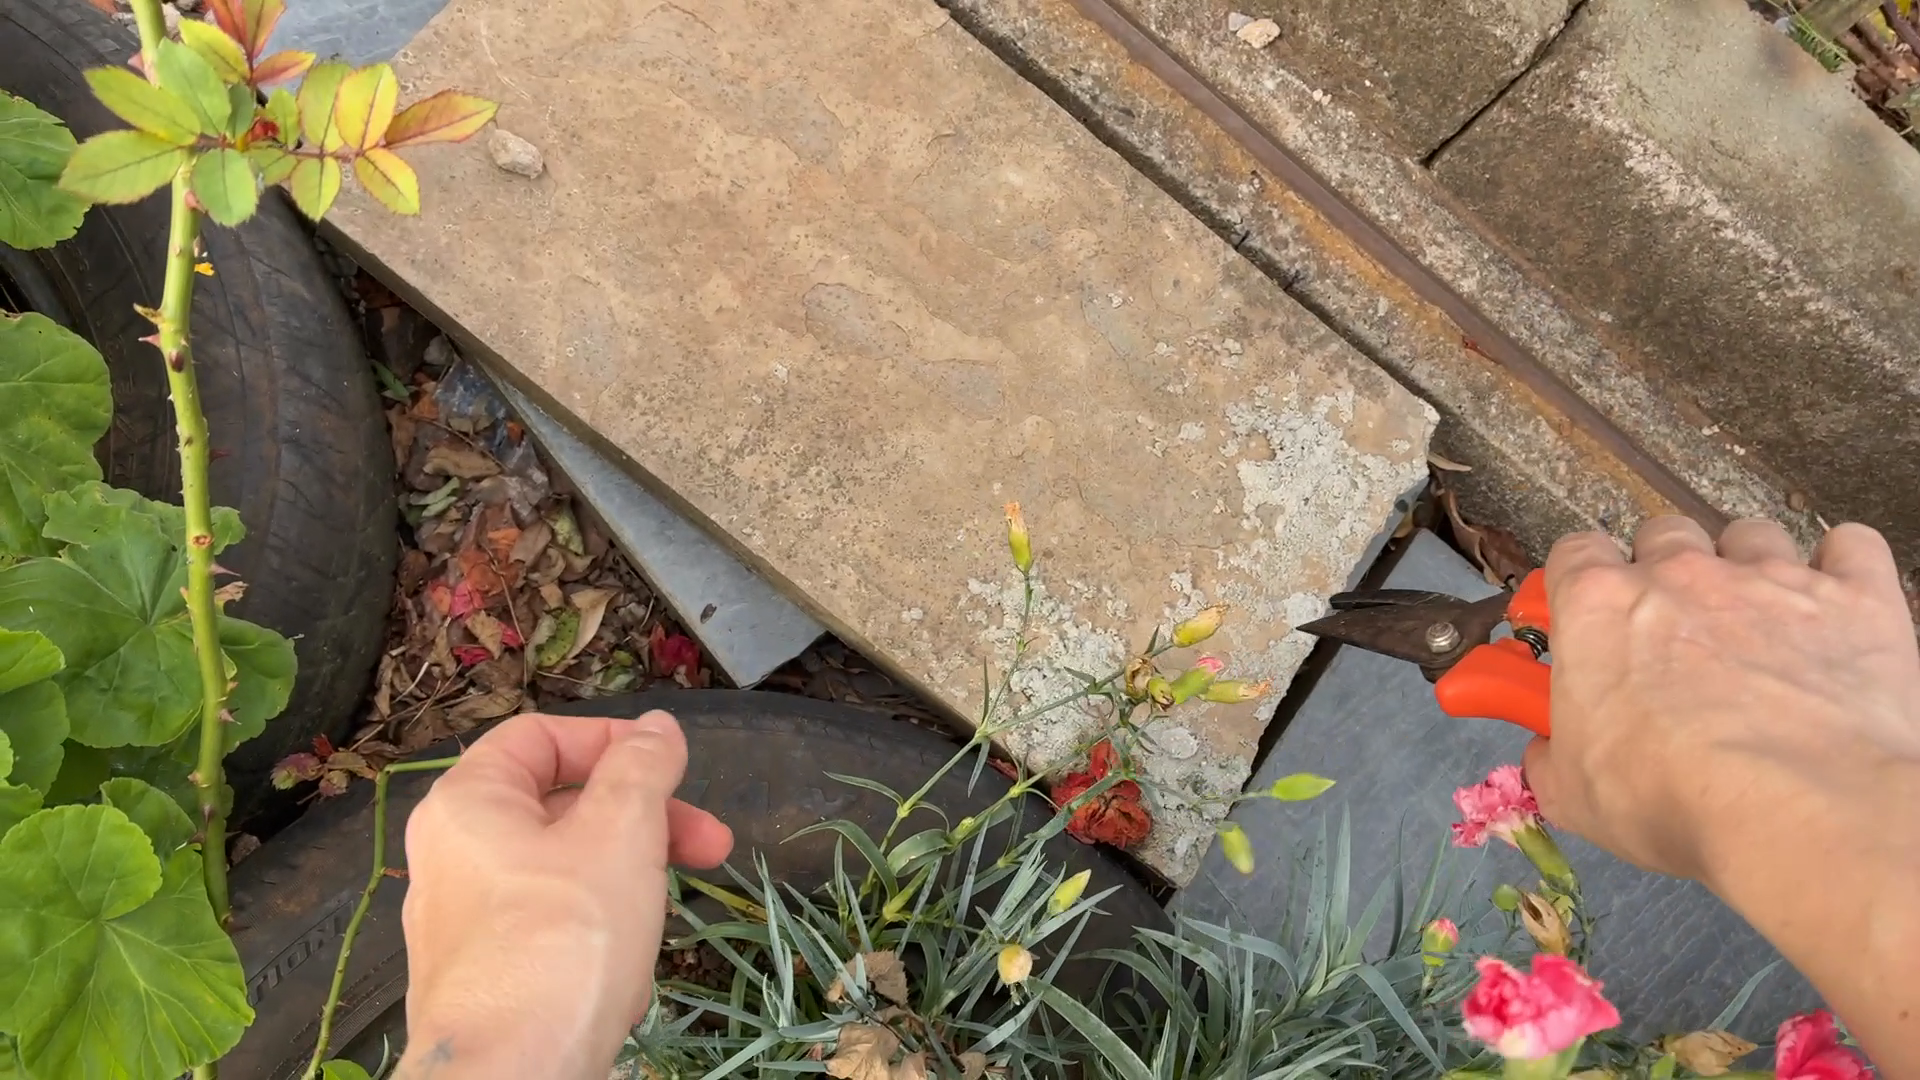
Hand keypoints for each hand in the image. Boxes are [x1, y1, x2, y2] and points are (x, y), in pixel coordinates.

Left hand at [395, 711, 732, 1079]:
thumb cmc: (568, 934)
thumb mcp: (623, 829)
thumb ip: (644, 765)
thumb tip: (659, 726)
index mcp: (470, 805)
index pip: (540, 735)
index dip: (610, 738)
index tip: (669, 764)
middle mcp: (459, 854)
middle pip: (567, 799)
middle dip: (648, 812)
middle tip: (710, 840)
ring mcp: (473, 917)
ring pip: (572, 857)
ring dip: (640, 862)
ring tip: (686, 894)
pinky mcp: (493, 969)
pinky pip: (560, 912)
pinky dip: (608, 911)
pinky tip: (640, 950)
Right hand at [1526, 517, 1919, 882]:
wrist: (1806, 815)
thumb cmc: (1665, 792)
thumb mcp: (1569, 788)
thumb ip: (1549, 755)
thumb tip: (1550, 755)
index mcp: (1594, 603)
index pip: (1572, 551)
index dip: (1576, 581)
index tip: (1583, 617)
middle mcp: (1677, 574)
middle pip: (1661, 534)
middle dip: (1661, 567)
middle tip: (1666, 621)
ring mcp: (1771, 580)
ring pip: (1749, 534)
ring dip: (1743, 562)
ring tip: (1749, 611)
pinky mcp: (1862, 601)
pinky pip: (1852, 546)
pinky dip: (1840, 562)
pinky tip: (1830, 595)